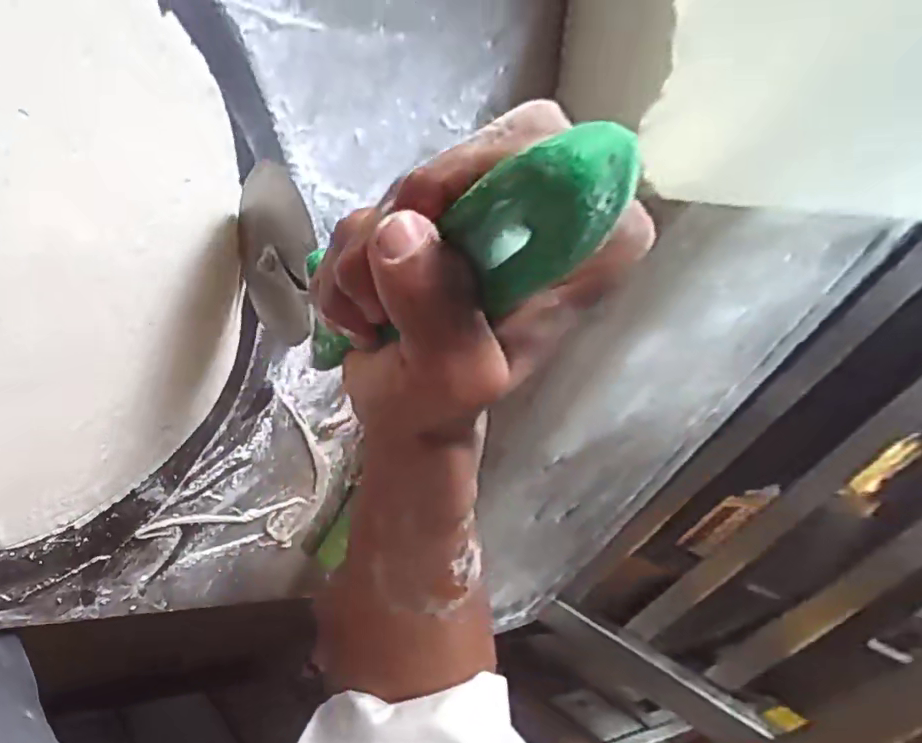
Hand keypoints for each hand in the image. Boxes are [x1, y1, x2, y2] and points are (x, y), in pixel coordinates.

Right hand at [312, 100, 653, 447]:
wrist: (405, 419)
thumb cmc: (443, 406)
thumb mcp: (453, 373)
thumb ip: (436, 306)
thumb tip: (394, 230)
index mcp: (583, 235)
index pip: (539, 144)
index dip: (469, 170)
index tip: (418, 225)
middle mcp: (528, 212)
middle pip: (452, 163)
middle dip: (395, 231)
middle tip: (382, 300)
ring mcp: (460, 218)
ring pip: (389, 200)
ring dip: (357, 266)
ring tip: (371, 322)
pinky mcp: (410, 231)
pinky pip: (353, 228)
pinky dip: (338, 276)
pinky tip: (356, 316)